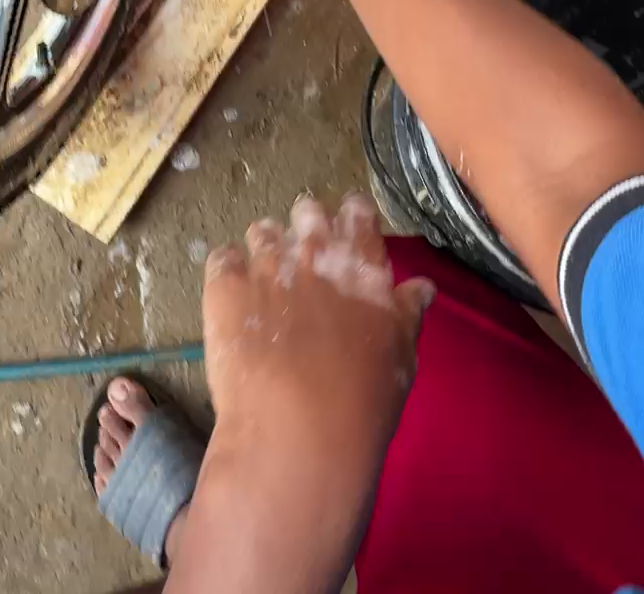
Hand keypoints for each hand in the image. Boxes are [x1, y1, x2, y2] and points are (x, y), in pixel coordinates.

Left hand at [170, 194, 432, 591]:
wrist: (298, 431)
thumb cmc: (363, 401)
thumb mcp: (400, 357)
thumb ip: (406, 313)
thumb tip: (421, 286)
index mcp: (361, 264)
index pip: (357, 211)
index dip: (350, 216)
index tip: (345, 228)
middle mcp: (313, 251)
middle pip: (306, 211)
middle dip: (304, 226)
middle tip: (301, 257)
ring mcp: (266, 264)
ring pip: (261, 231)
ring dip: (264, 248)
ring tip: (263, 281)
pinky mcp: (226, 284)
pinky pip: (222, 258)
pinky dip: (227, 272)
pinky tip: (232, 297)